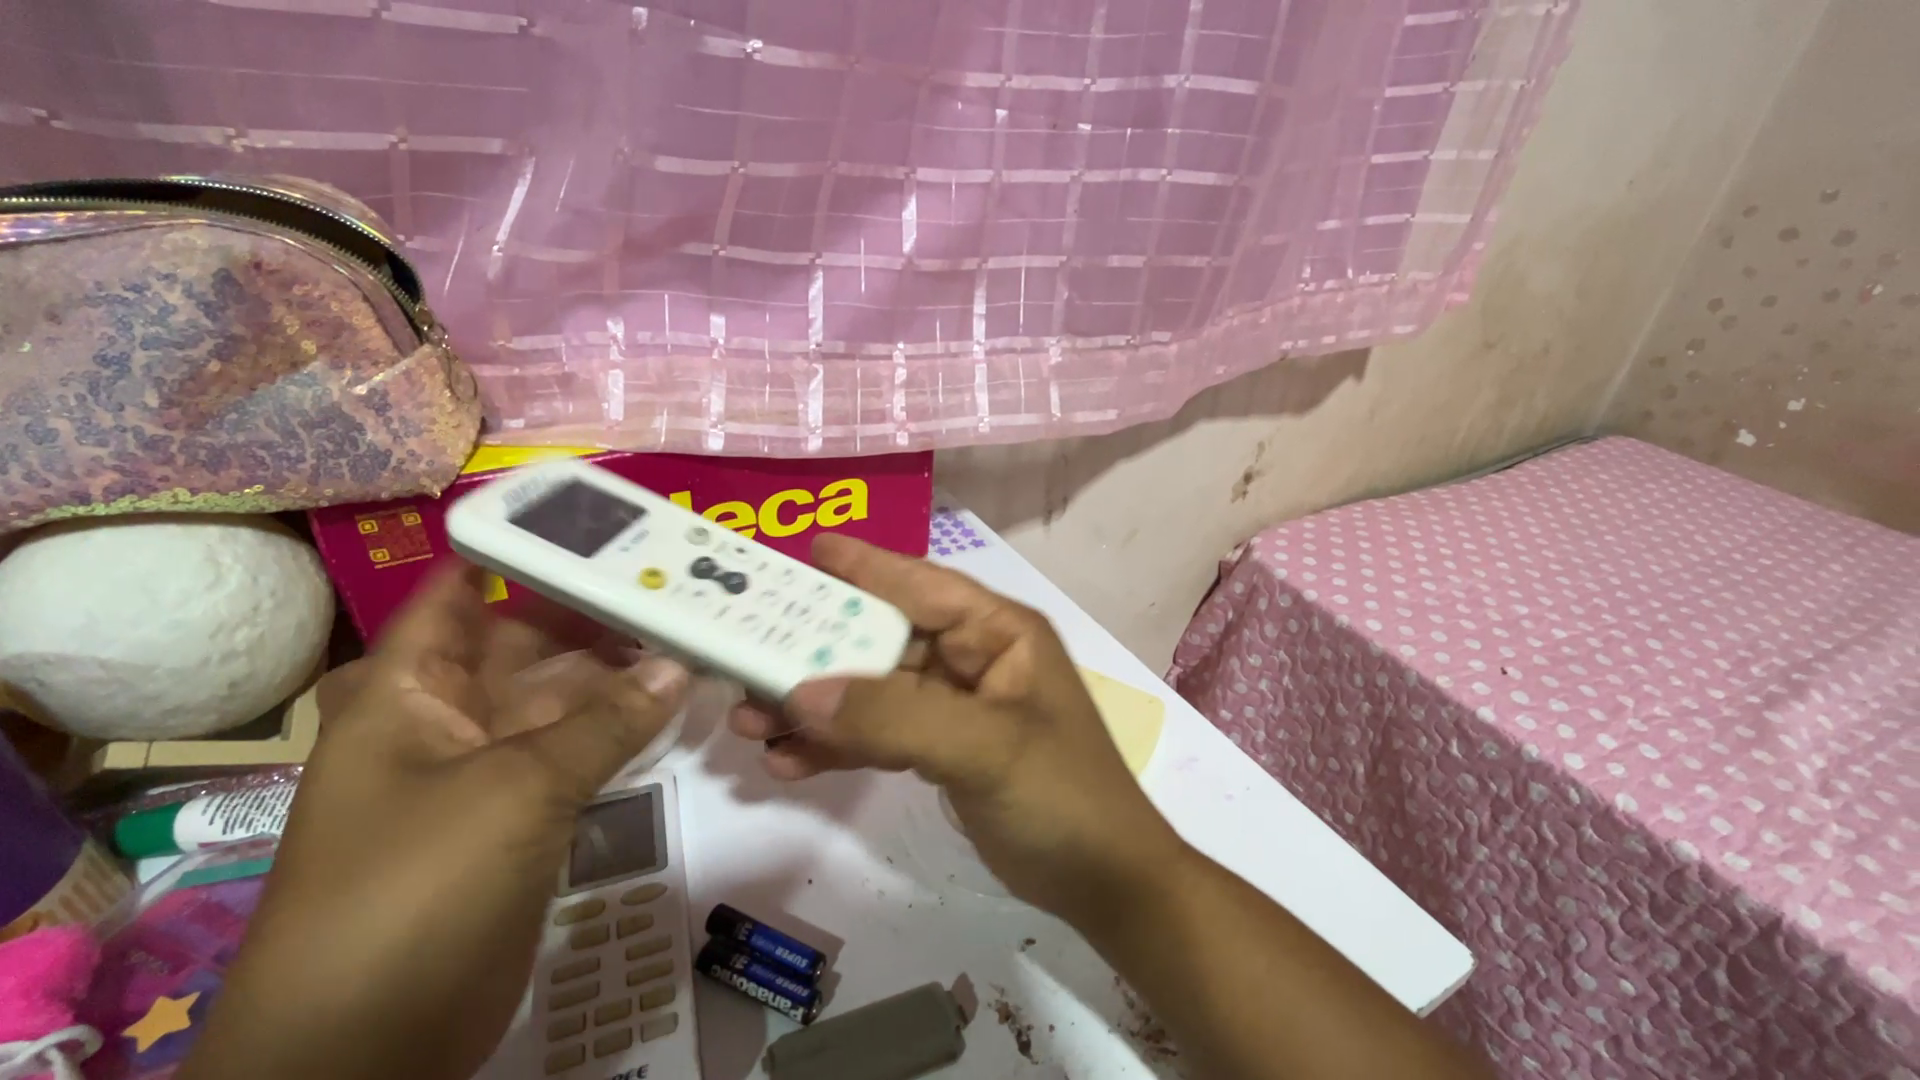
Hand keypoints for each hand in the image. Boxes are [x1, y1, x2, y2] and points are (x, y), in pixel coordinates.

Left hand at [180, 565, 690, 1079]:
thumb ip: (604, 722)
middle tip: (673, 581)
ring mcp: (485, 773)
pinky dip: (618, 734)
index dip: (513, 550)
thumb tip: (679, 664)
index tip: (592, 523)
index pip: (458, 593)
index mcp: (408, 691)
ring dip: (615, 677)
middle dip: (591, 615)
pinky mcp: (520, 822)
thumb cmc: (418, 884)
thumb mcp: (515, 787)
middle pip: (523, 646)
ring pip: (557, 705)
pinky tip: (672, 708)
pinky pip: (574, 758)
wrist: (370, 1040)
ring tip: (689, 634)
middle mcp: (445, 720)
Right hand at [729, 535, 1180, 920]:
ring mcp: (956, 707)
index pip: (920, 584)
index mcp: (998, 632)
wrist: (1103, 883)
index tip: (804, 551)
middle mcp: (974, 658)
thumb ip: (894, 716)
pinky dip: (837, 747)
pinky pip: (879, 736)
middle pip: (882, 639)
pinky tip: (788, 763)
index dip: (864, 565)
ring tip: (749, 723)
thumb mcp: (984, 747)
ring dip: (816, 706)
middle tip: (746, 659)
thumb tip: (800, 694)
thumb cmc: (1061, 796)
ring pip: (872, 691)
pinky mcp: (942, 752)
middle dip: (817, 652)